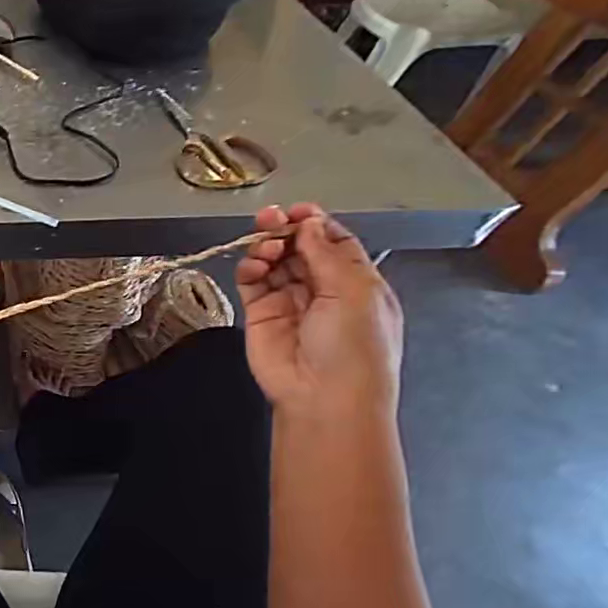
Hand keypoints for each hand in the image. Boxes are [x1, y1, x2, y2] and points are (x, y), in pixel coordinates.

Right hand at [236, 204, 402, 417]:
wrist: (323, 398)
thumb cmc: (353, 346)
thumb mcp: (355, 292)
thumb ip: (327, 253)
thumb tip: (308, 222)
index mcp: (356, 283)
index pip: (334, 242)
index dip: (316, 223)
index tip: (298, 210)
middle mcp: (322, 288)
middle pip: (300, 247)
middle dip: (286, 229)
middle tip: (270, 219)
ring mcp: (289, 300)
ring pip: (274, 260)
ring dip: (267, 246)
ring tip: (265, 246)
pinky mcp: (260, 313)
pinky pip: (252, 281)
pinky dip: (250, 267)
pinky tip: (254, 265)